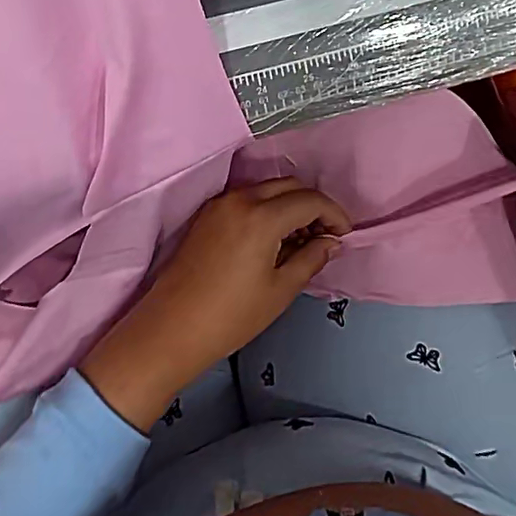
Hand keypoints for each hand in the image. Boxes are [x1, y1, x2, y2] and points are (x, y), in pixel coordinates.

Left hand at [81, 178, 350, 428]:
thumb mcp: (280, 290)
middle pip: (290, 185)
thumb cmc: (230, 317)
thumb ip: (311, 258)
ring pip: (268, 189)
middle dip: (313, 205)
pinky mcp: (207, 213)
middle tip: (324, 236)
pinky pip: (247, 198)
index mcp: (261, 216)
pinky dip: (267, 208)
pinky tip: (272, 239)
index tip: (344, 234)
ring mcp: (220, 203)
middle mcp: (241, 199)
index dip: (334, 214)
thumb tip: (331, 242)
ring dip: (290, 205)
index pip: (310, 199)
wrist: (170, 329)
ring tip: (300, 241)